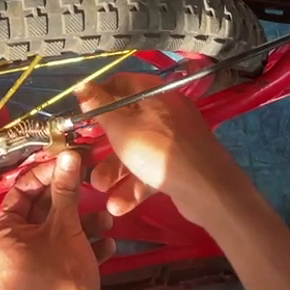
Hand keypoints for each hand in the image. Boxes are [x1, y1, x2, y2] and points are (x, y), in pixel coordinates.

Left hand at [0, 151, 113, 289]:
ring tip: (106, 220)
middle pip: (40, 214)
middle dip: (69, 202)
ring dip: (82, 226)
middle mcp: (12, 252)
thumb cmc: (62, 275)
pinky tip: (107, 244)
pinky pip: (64, 257)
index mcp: (4, 236)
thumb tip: (67, 155)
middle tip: (90, 186)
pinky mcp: (51, 286)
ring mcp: (32, 271)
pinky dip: (83, 249)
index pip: (20, 192)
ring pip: (56, 236)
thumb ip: (65, 190)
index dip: (44, 175)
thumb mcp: (65, 227)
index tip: (66, 164)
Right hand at [77, 72, 250, 221]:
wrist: (208, 190)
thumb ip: (99, 106)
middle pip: (126, 121)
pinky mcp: (178, 165)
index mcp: (152, 93)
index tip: (80, 111)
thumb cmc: (158, 149)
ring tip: (99, 189)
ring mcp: (173, 139)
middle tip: (85, 157)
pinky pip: (150, 169)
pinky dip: (134, 184)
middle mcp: (164, 111)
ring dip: (115, 170)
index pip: (120, 83)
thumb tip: (82, 85)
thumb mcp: (121, 126)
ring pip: (136, 150)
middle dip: (103, 145)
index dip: (98, 96)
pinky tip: (118, 206)